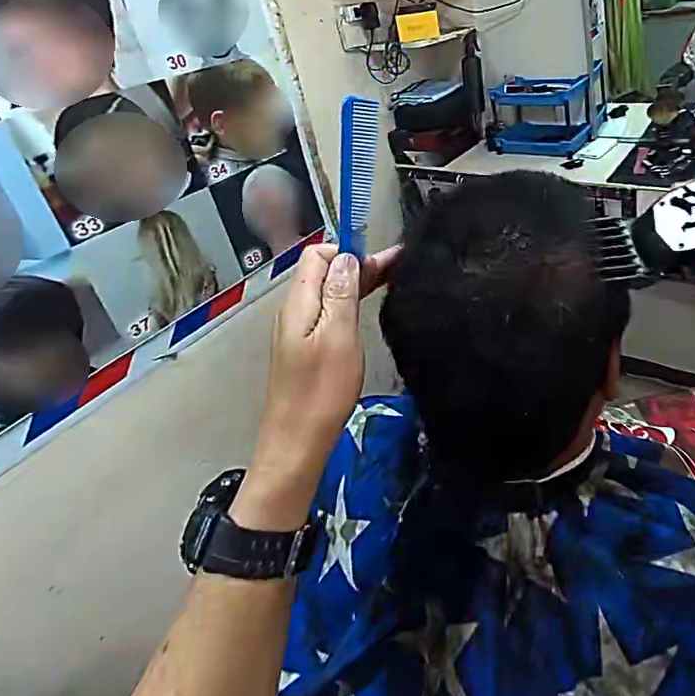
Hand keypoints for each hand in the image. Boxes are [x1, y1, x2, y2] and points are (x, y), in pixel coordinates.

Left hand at [242, 244, 399, 521]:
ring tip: (393, 279)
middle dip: (358, 263)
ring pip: (329, 291)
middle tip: (399, 264)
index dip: (347, 250)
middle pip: (324, 271)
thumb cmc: (321, 392)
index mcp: (299, 303)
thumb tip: (346, 258)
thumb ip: (340, 295)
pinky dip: (351, 301)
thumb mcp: (338, 338)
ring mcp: (300, 330)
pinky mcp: (308, 347)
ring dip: (357, 281)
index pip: (317, 255)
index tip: (381, 260)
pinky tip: (370, 306)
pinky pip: (330, 310)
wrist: (297, 445)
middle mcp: (295, 311)